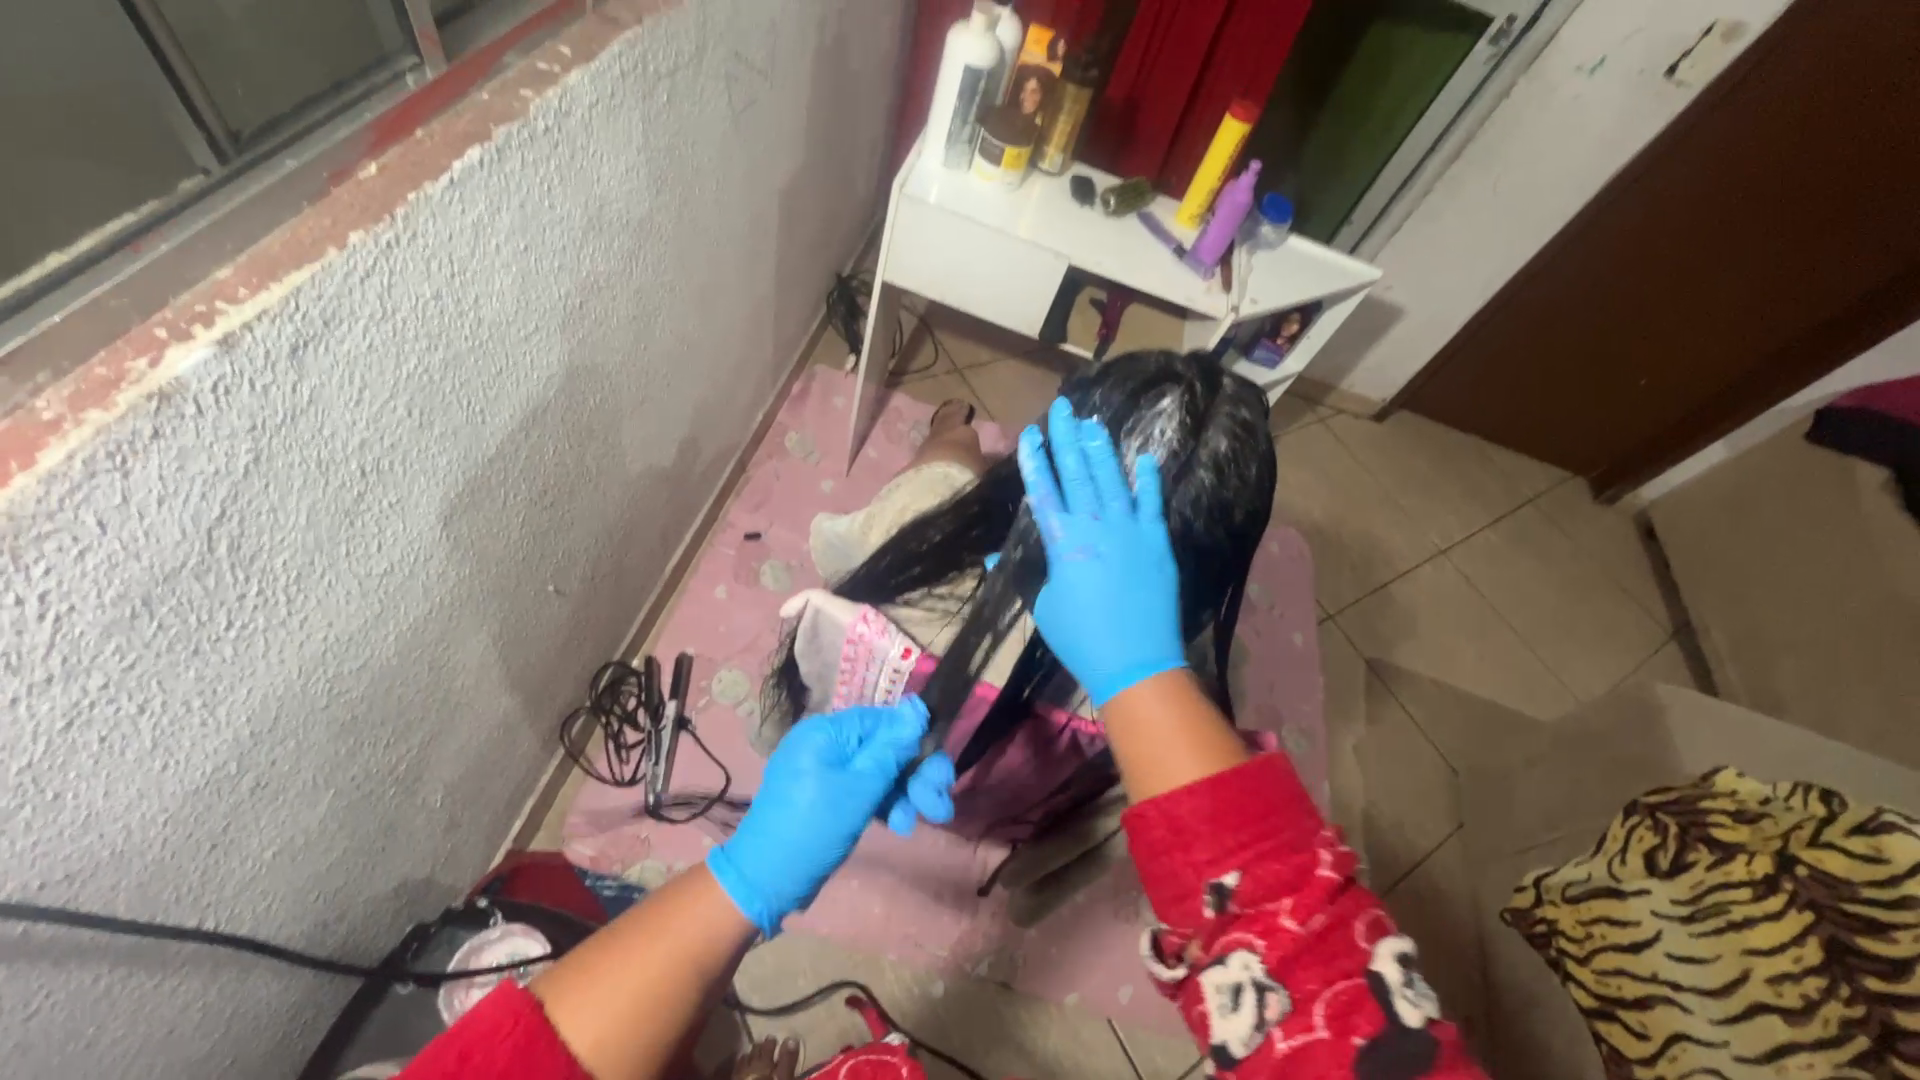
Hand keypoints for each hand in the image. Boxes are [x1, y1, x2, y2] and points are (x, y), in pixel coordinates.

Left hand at [708, 697, 954, 936]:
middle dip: (915, 775)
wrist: (765, 882)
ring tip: (918, 823)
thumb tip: (918, 706)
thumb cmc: (813, 829)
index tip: (939, 773)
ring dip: (904, 795)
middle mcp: (826, 743)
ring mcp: (826, 771)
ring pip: (879, 771)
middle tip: (938, 807)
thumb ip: (892, 748)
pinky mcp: (829, 796)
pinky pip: (865, 789)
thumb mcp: (860, 788)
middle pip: (885, 747)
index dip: (916, 743)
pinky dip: (884, 804)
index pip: (884, 721)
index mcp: (826, 731)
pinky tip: (901, 826)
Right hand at [1016, 397, 1186, 706]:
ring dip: (1100, 449)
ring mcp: (1129, 530)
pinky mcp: (1157, 542)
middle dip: (1065, 439)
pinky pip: (1151, 503)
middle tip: (1062, 407)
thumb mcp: (1042, 607)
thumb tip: (995, 555)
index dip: (1035, 461)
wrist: (1135, 662)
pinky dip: (1148, 480)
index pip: (1044, 490)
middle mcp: (1094, 525)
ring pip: (1112, 479)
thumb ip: (1023, 575)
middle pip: (1076, 473)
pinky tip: (1145, 458)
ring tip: (1092, 423)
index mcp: (1062, 542)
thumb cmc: (1080, 639)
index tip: (1029, 433)